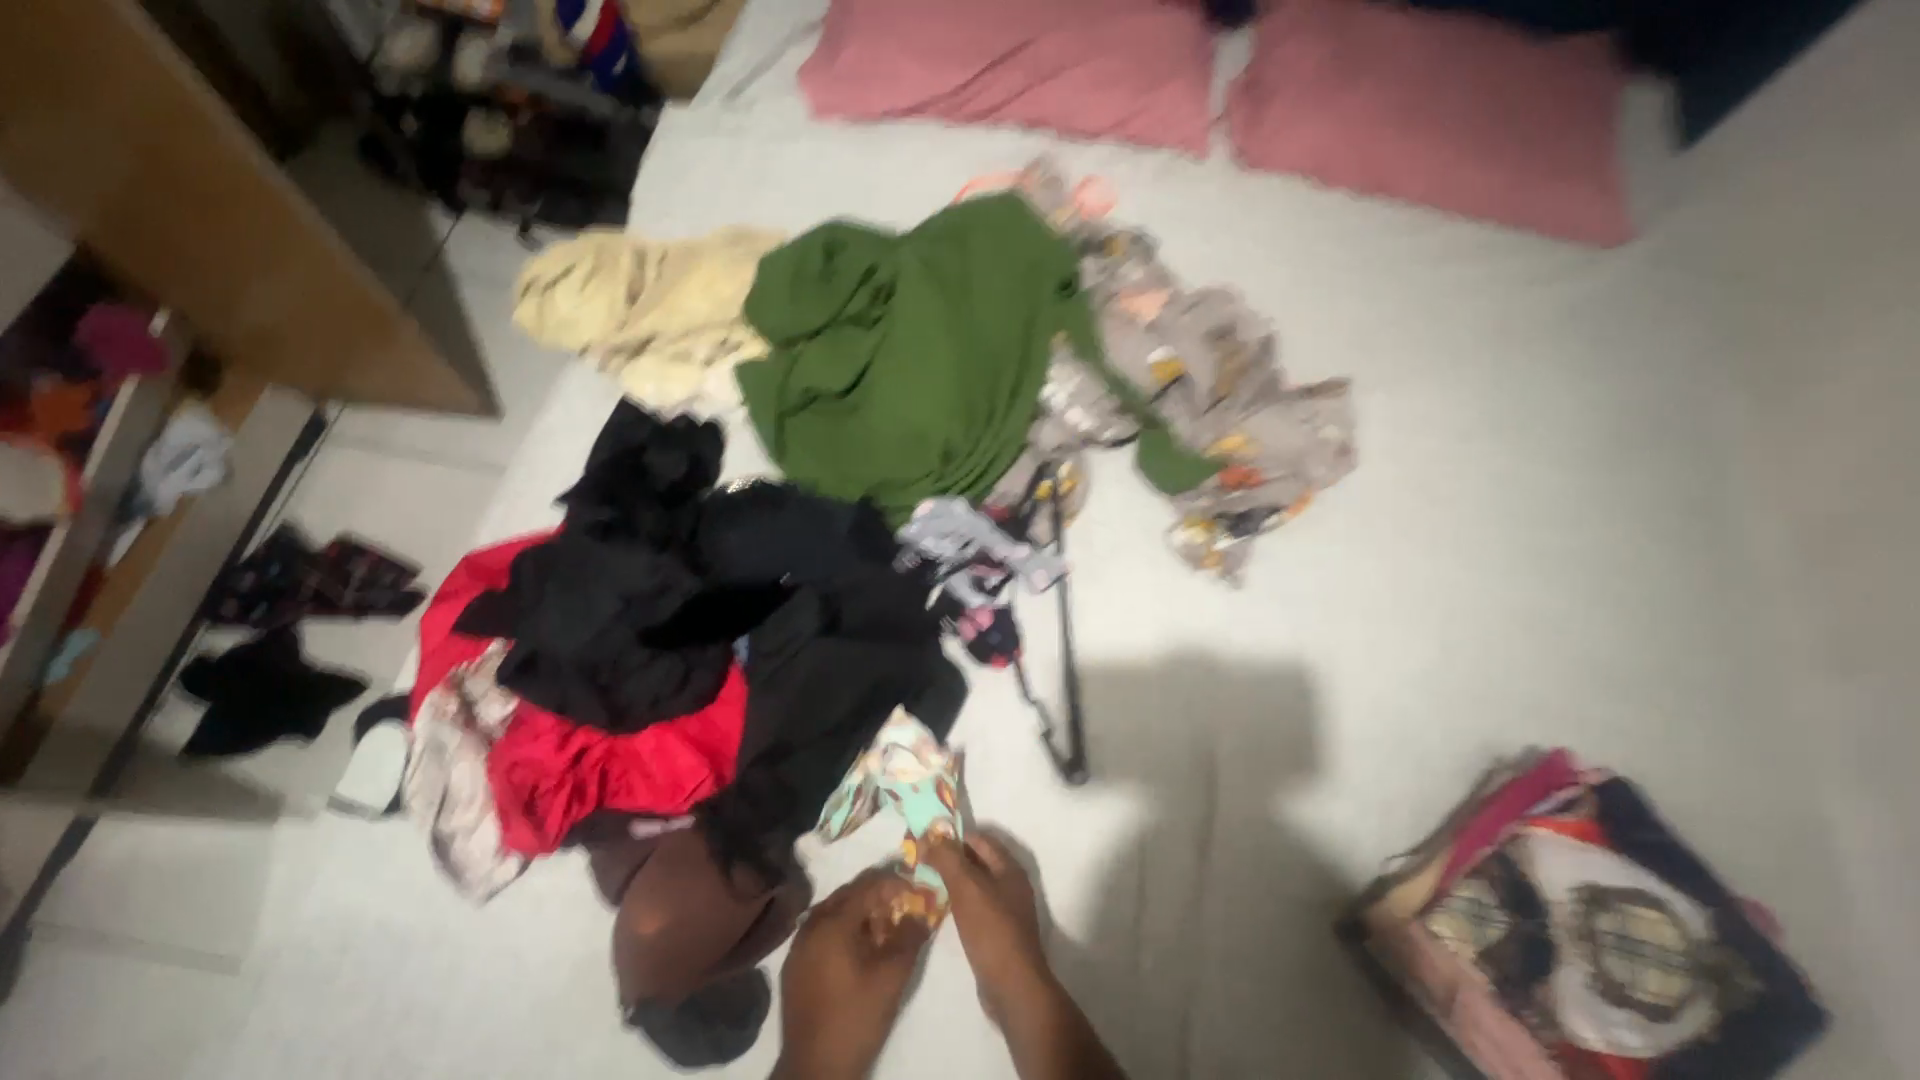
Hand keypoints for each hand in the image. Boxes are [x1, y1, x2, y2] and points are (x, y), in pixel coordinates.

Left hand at [774, 869, 934, 1079]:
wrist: (815, 1066)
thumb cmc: (856, 1016)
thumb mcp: (892, 977)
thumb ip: (909, 938)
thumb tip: (920, 914)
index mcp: (832, 922)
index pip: (867, 886)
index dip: (894, 883)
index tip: (916, 889)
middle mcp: (810, 926)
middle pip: (846, 895)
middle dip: (876, 895)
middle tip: (902, 904)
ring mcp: (798, 946)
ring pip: (832, 913)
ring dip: (858, 913)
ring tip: (883, 927)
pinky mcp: (794, 966)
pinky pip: (820, 933)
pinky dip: (842, 930)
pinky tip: (858, 949)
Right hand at [923, 831, 1056, 1026]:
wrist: (1011, 986)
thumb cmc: (991, 930)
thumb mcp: (967, 888)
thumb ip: (948, 859)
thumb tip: (929, 835)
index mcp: (1009, 868)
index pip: (979, 839)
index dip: (953, 836)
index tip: (926, 839)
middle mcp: (1011, 885)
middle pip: (977, 861)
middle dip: (950, 859)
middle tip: (919, 860)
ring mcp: (1006, 910)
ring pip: (974, 886)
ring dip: (952, 882)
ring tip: (923, 882)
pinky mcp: (997, 933)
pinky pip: (974, 908)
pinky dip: (957, 903)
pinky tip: (939, 909)